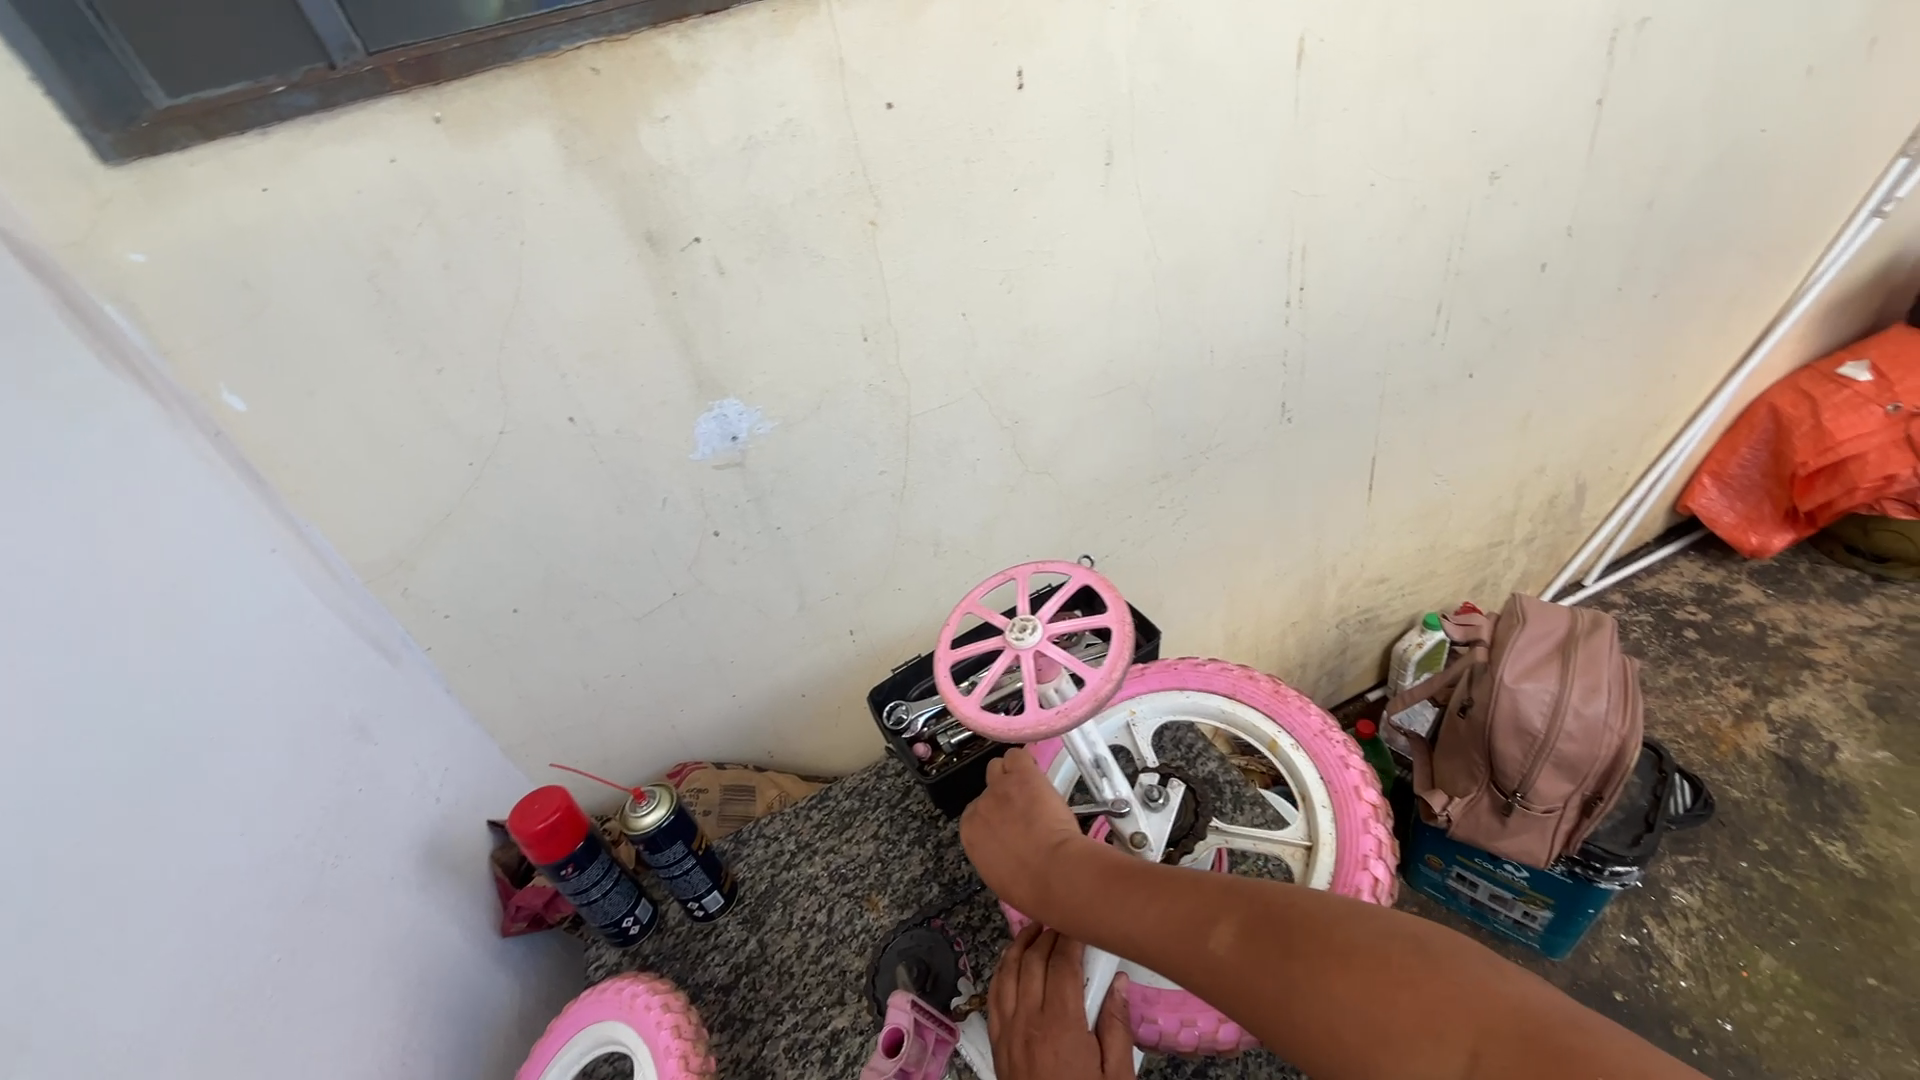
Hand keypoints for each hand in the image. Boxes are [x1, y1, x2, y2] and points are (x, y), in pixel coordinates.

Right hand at [959, 748, 1090, 917]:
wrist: (1054, 872)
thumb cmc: (1031, 887)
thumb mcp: (1000, 875)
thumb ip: (995, 852)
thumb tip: (1006, 850)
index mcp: (970, 832)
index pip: (977, 812)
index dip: (996, 816)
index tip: (1012, 824)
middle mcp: (980, 805)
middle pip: (987, 789)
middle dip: (1004, 797)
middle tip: (1026, 810)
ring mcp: (999, 786)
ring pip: (999, 766)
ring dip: (1013, 776)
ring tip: (1032, 790)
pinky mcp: (1022, 774)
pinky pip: (1018, 755)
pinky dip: (1027, 763)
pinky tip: (1038, 776)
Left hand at [988, 924, 1135, 1079]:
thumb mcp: (1117, 1077)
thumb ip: (1117, 1027)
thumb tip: (1118, 982)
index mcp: (1062, 1025)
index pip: (1063, 962)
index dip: (1071, 936)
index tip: (1083, 921)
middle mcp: (1029, 1020)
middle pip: (1034, 959)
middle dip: (1049, 933)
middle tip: (1064, 920)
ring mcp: (1007, 1029)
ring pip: (1008, 970)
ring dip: (1021, 943)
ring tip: (1037, 926)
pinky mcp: (996, 1041)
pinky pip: (994, 993)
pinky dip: (1002, 968)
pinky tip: (1012, 959)